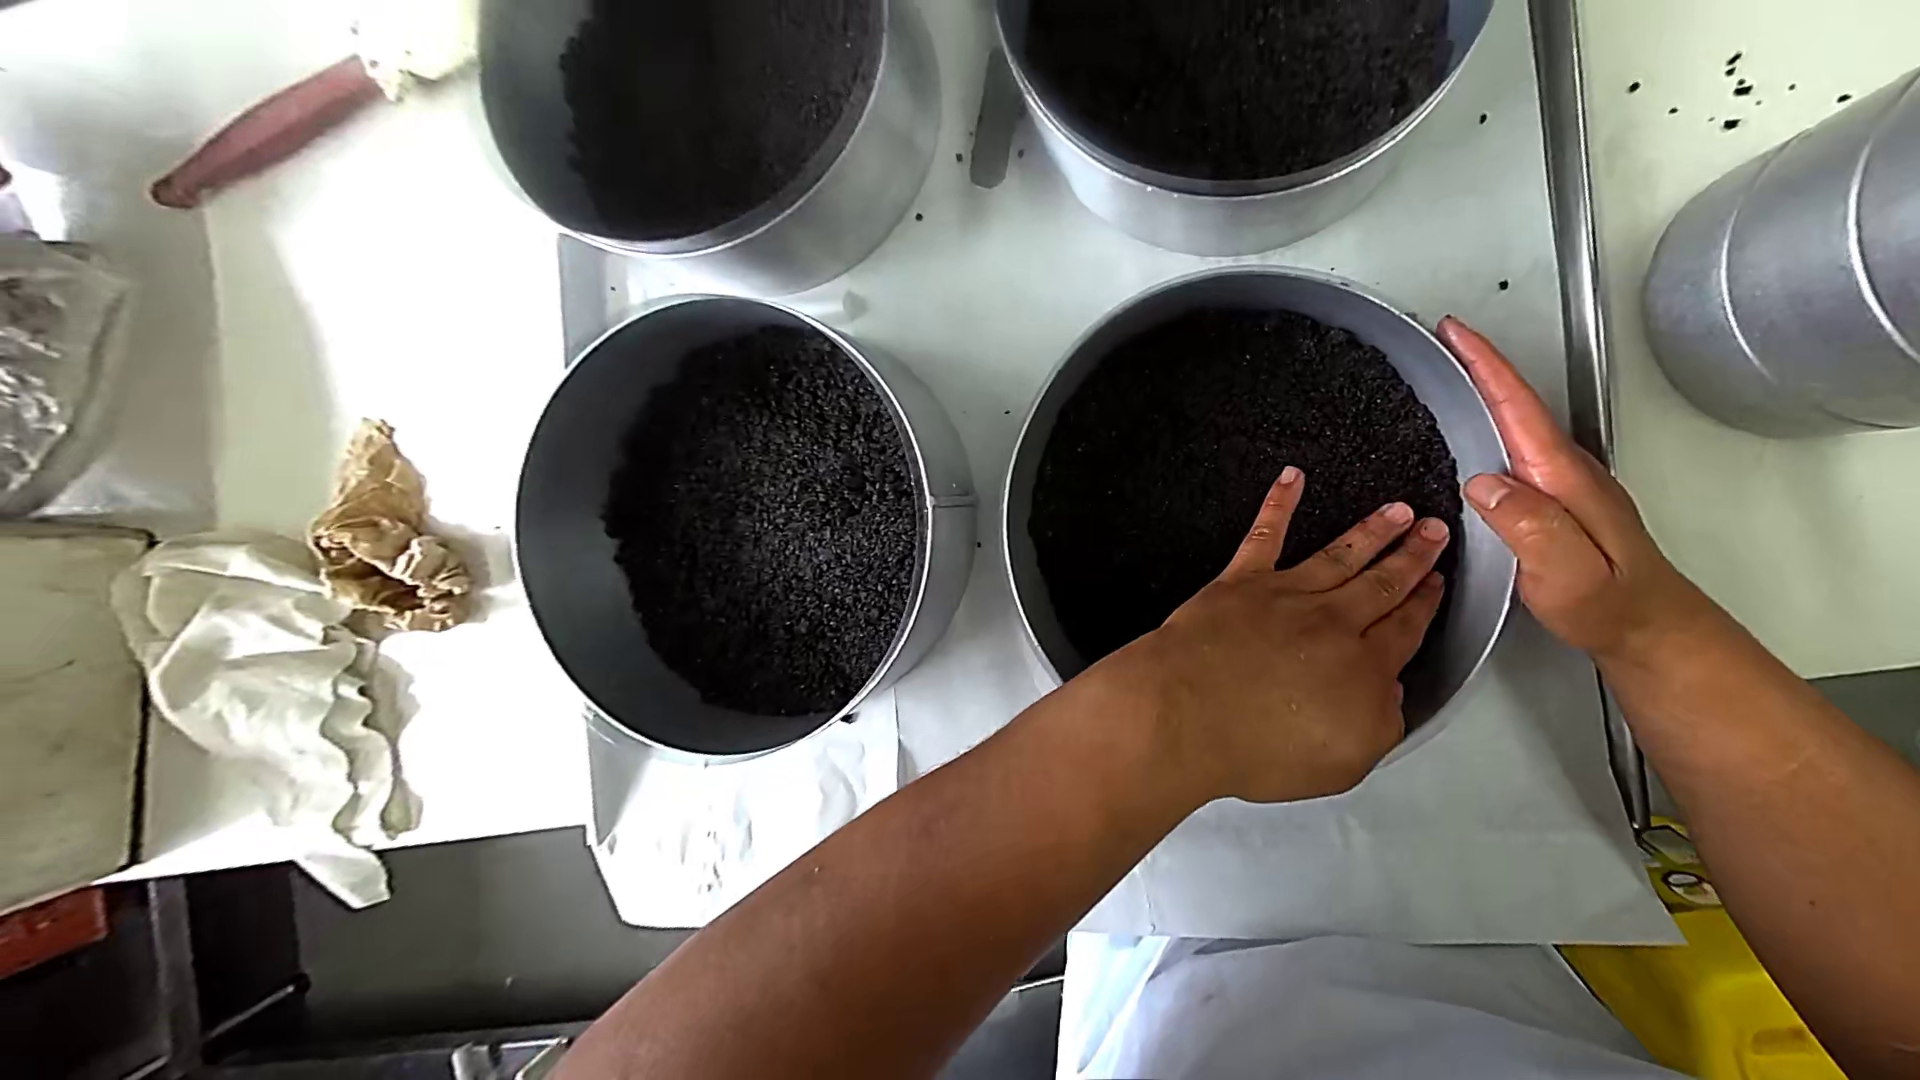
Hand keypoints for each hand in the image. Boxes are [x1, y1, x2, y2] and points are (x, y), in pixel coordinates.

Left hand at [1096, 467, 1451, 804]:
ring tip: (1396, 510)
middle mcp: (1330, 623)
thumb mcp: (1341, 761)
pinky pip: (1264, 534)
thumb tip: (1389, 693)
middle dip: (1412, 557)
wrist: (1184, 715)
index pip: (1405, 630)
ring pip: (1339, 555)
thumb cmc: (1253, 747)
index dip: (1425, 605)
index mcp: (1361, 668)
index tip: (1439, 584)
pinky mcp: (1239, 581)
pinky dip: (1279, 503)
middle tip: (1435, 531)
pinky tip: (1292, 478)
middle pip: (1382, 585)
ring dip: (1370, 531)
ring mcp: (1283, 596)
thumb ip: (1377, 724)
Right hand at [1437, 317, 1714, 664]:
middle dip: (1479, 364)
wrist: (1647, 626)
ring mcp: (1557, 481)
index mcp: (1561, 477)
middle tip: (1441, 341)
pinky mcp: (1548, 496)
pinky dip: (1488, 420)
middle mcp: (1561, 469)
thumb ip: (1531, 525)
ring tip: (1446, 370)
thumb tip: (1485, 481)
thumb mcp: (1568, 574)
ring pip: (1514, 421)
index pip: (1519, 407)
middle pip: (1516, 403)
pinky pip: (1510, 445)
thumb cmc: (1607, 604)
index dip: (1486, 366)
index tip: (1456, 333)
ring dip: (1483, 388)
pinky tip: (1469, 426)